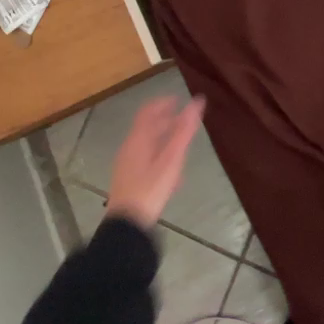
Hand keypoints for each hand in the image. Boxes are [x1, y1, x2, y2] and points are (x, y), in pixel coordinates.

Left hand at [105, 95, 205, 229]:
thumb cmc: (151, 188)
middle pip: (146, 128)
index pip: (148, 111)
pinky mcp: (127, 179)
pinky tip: (170, 171)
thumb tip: (197, 102)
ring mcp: (126, 164)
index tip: (178, 100)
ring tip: (180, 144)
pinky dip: (158, 155)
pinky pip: (144, 159)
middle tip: (182, 120)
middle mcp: (129, 147)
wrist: (128, 223)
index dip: (163, 103)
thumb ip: (184, 130)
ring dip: (162, 139)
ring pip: (145, 144)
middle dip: (164, 121)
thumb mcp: (171, 159)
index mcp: (138, 139)